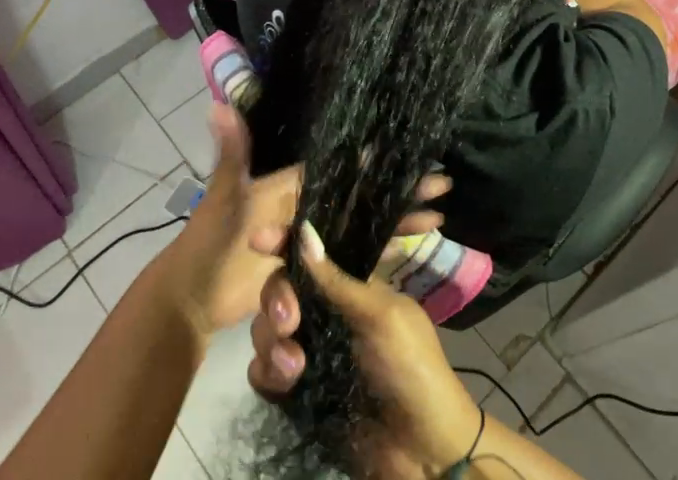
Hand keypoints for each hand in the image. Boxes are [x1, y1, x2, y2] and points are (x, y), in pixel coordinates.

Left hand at [153, 104, 450, 335]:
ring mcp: (311, 237)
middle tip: (443, 186)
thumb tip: (218, 103)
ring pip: (364, 224)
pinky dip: (381, 250)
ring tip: (439, 220)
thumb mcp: (225, 195)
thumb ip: (232, 154)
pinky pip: (353, 257)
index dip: (382, 162)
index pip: (347, 168)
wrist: (191, 297)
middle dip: (403, 190)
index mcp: (292, 184)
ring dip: (400, 219)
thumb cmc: (208, 241)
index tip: (420, 157)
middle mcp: (307, 205)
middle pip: (364, 194)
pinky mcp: (311, 268)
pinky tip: (409, 249)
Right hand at [247, 225, 482, 477]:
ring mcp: (310, 350)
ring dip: (272, 340)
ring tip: (294, 364)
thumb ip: (338, 279)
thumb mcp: (382, 316)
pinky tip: (289, 380)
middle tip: (290, 320)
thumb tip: (303, 230)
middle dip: (277, 298)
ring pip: (266, 329)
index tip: (258, 241)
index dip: (285, 243)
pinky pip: (262, 371)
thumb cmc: (411, 368)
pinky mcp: (296, 390)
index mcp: (354, 287)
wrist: (419, 448)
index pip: (313, 255)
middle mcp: (327, 313)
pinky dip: (267, 372)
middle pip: (282, 288)